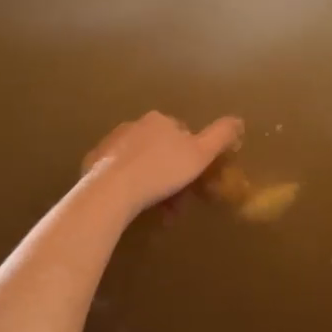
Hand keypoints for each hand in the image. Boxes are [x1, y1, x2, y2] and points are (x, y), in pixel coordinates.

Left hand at [82, 112, 244, 213]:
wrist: (112, 190)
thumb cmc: (161, 171)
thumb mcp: (200, 155)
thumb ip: (221, 135)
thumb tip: (239, 119)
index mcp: (159, 120)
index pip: (182, 134)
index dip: (191, 158)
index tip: (193, 181)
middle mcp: (134, 125)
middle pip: (160, 150)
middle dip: (170, 175)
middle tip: (175, 204)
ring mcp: (111, 142)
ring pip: (139, 162)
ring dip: (150, 183)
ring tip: (156, 212)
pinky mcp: (93, 161)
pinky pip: (117, 173)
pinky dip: (127, 186)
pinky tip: (130, 204)